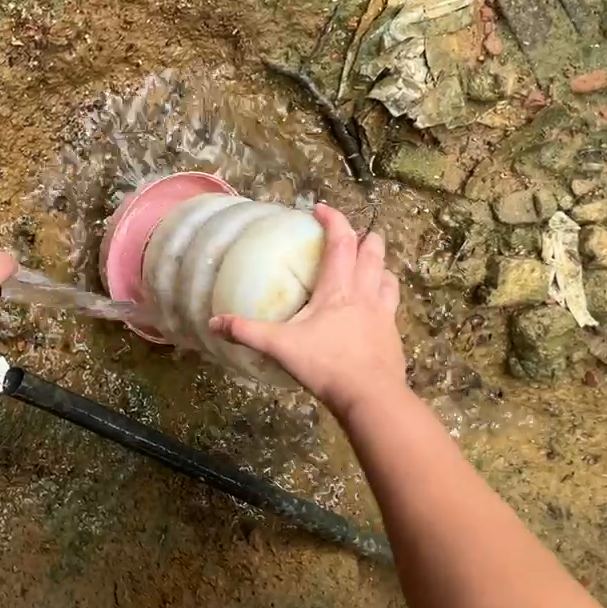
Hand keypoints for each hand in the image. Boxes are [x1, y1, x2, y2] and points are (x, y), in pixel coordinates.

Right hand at [209, 203, 405, 418]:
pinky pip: (392, 307)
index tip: (321, 209)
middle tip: (353, 234)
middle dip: (365, 239)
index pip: (341, 243)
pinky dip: (384, 297)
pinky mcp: (392, 337)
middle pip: (373, 255)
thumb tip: (213, 322)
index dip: (334, 221)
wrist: (373, 398)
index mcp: (339, 290)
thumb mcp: (280, 346)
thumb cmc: (327, 365)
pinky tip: (373, 309)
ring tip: (369, 267)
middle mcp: (366, 295)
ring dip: (379, 267)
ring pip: (388, 279)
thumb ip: (246, 332)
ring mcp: (384, 316)